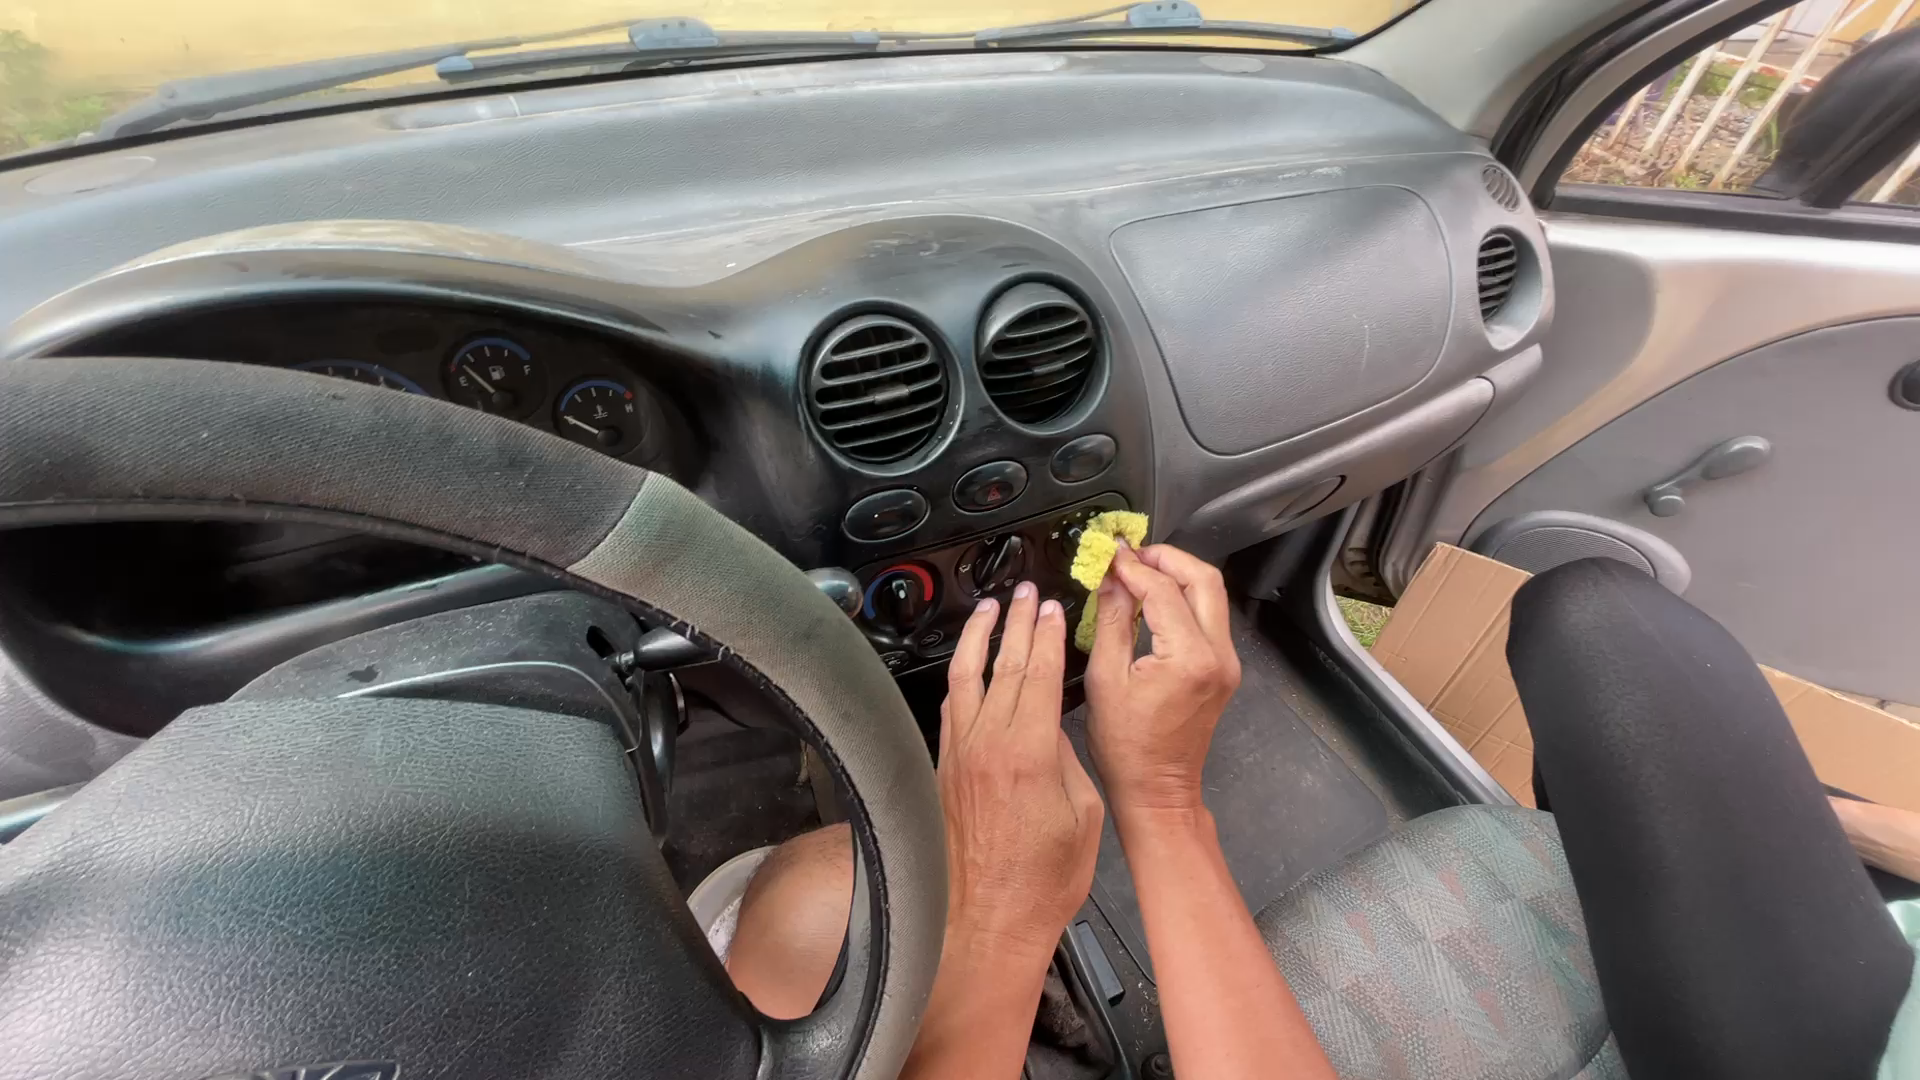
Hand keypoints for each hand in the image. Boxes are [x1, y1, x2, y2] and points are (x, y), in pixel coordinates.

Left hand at [938, 583, 1103, 949]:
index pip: (1039, 674)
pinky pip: (950, 707)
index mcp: (1028, 751)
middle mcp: (986, 742)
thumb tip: (1048, 725)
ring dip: (978, 638)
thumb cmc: (1046, 879)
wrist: (987, 921)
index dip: (1047, 636)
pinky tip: (967, 664)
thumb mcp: (1081, 814)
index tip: (1051, 608)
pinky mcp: (942, 767)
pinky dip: (960, 677)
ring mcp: (958, 752)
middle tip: (1024, 592)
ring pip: (966, 678)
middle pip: (1004, 666)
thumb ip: (1064, 758)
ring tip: (987, 608)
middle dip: (1016, 623)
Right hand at [1084, 543, 1241, 820]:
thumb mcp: (1106, 678)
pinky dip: (1183, 597)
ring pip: (1211, 595)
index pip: (1162, 591)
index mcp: (1189, 658)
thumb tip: (1110, 578)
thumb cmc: (1125, 745)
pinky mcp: (1223, 669)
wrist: (1158, 790)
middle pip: (1204, 580)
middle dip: (1166, 558)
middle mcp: (1218, 655)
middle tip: (1131, 553)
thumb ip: (1111, 620)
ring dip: (1177, 574)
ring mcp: (1227, 662)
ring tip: (1139, 569)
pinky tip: (1152, 597)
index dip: (1133, 566)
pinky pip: (1208, 616)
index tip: (1108, 552)